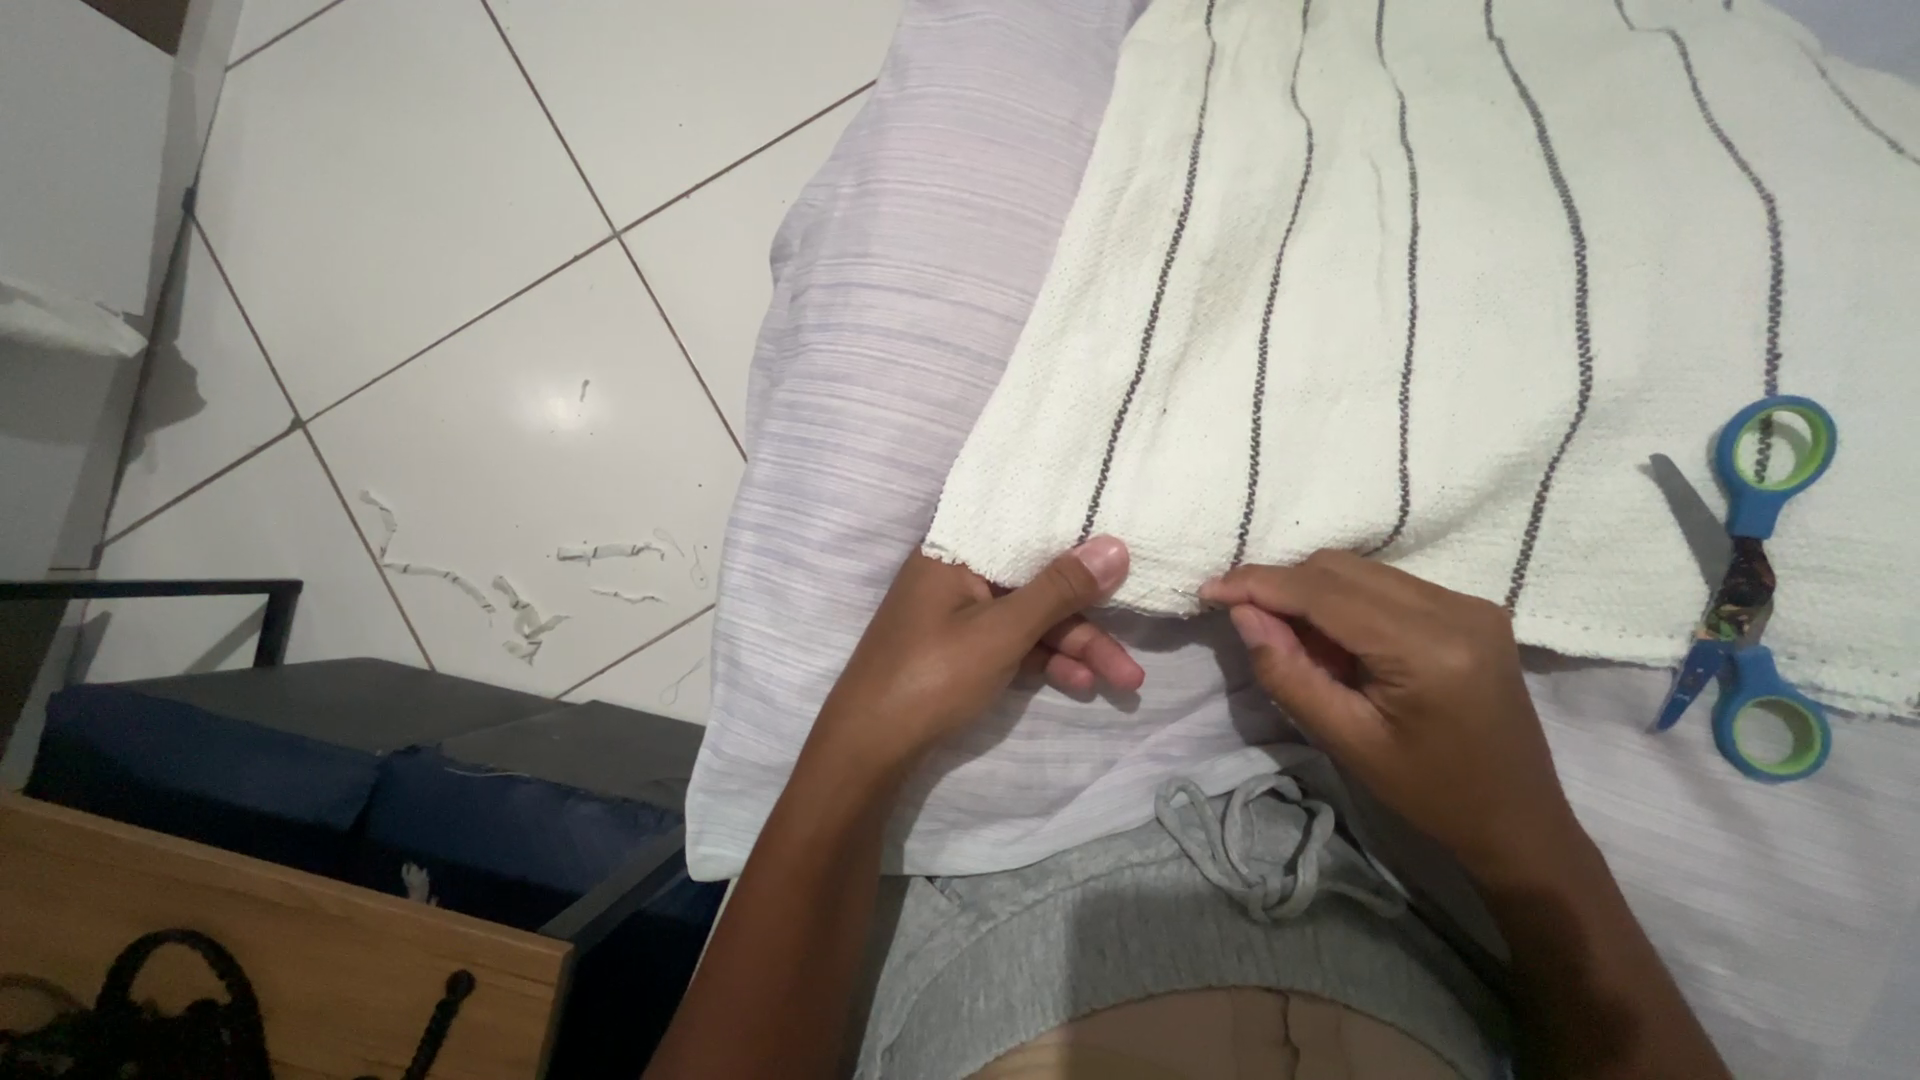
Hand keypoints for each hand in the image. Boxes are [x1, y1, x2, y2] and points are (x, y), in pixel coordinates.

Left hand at [809, 537, 1139, 775]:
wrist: (868, 749)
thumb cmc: (931, 675)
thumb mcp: (1002, 631)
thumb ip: (1059, 589)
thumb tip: (1115, 545)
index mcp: (955, 551)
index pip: (1025, 528)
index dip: (1076, 536)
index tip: (1127, 546)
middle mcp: (957, 575)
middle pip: (1035, 585)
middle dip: (1088, 621)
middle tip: (1133, 652)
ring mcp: (958, 615)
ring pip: (1029, 620)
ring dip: (1075, 648)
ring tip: (1124, 681)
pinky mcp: (961, 651)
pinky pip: (1012, 644)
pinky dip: (1044, 662)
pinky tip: (1080, 685)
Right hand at [1202, 551, 1580, 880]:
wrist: (1517, 819)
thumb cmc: (1428, 793)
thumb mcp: (1345, 741)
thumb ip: (1287, 672)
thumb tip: (1242, 613)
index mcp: (1428, 648)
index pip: (1324, 592)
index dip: (1259, 583)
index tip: (1209, 590)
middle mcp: (1456, 608)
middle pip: (1340, 568)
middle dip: (1282, 586)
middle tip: (1248, 625)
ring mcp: (1469, 603)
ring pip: (1360, 570)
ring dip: (1312, 595)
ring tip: (1298, 646)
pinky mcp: (1471, 608)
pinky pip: (1386, 584)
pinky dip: (1345, 602)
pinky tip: (1338, 644)